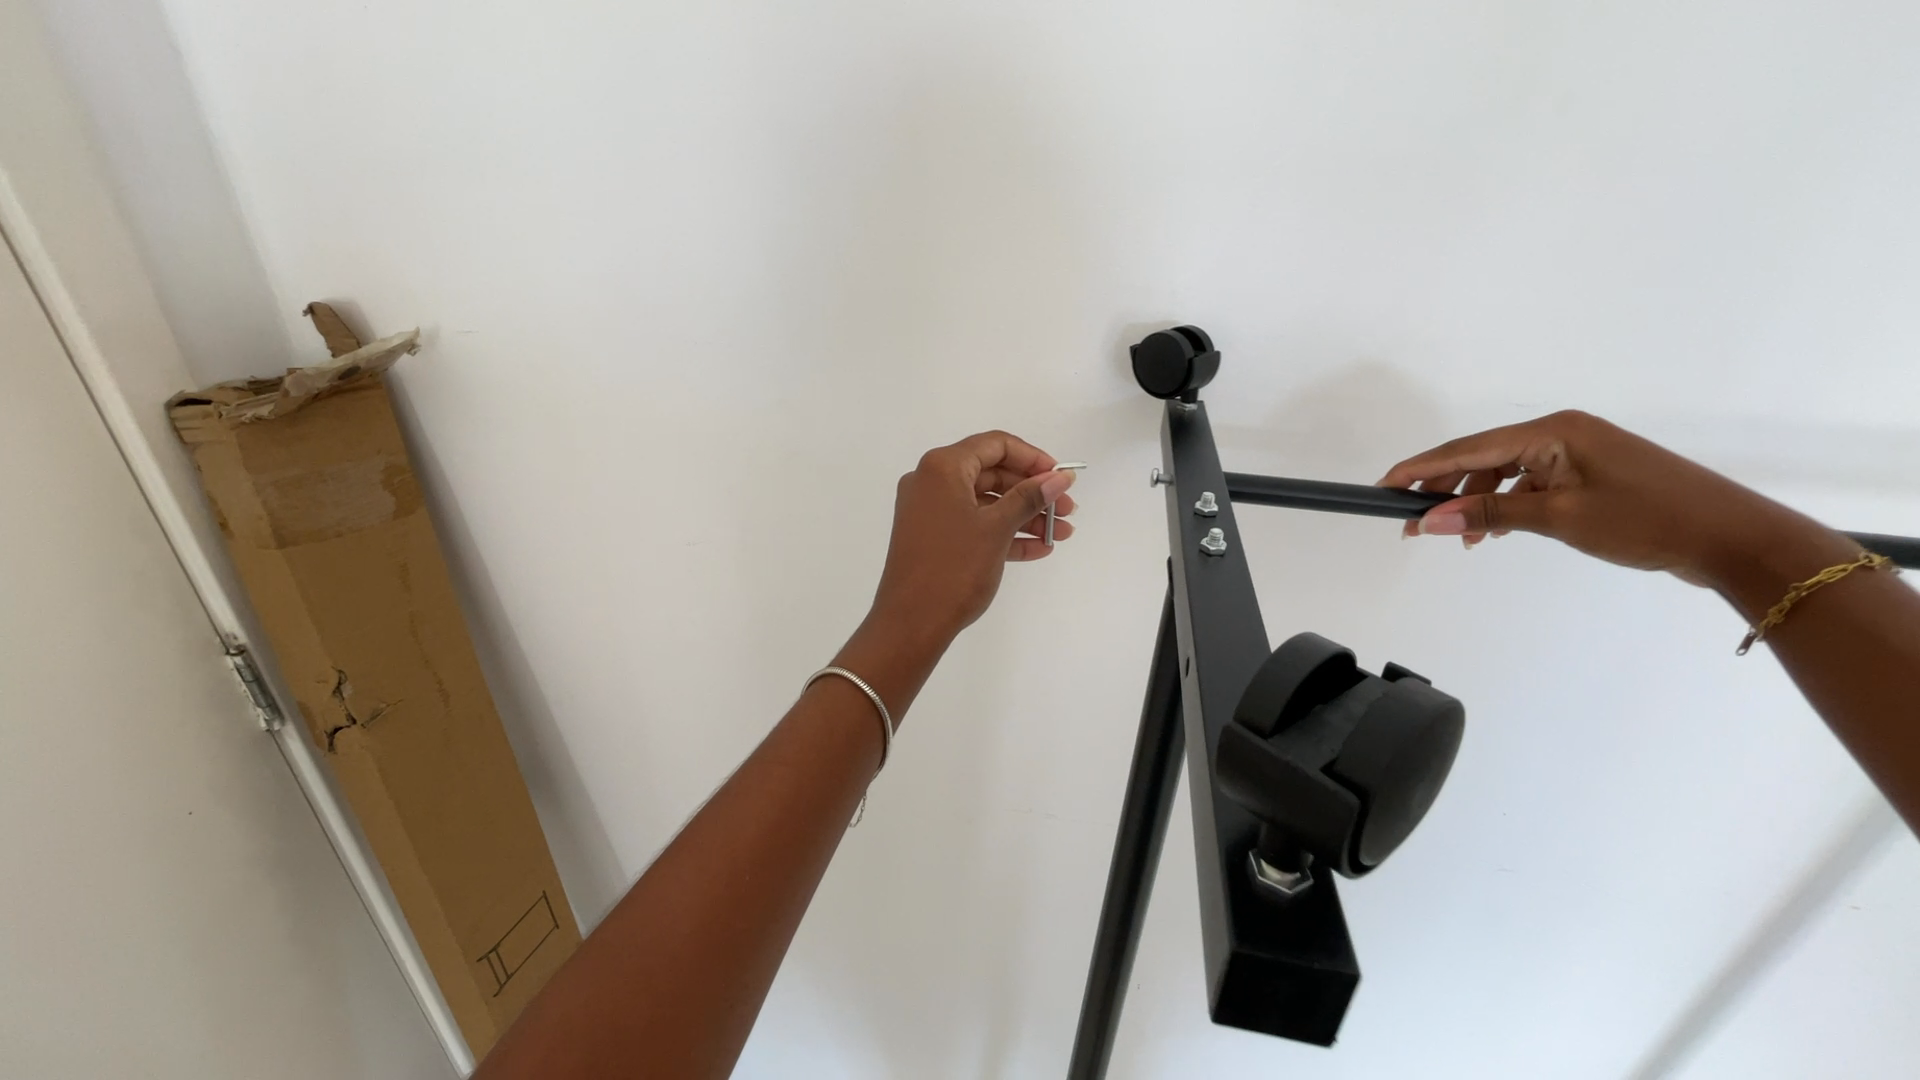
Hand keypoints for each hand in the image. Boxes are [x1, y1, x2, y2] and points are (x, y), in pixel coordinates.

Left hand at [868, 431, 1076, 642]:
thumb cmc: (954, 569)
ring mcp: (930, 511)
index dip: (1033, 458)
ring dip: (1024, 516)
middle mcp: (932, 482)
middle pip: (992, 473)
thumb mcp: (997, 529)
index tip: (1060, 477)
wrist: (911, 623)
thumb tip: (1060, 477)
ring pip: (986, 502)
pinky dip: (1003, 533)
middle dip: (1033, 492)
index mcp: (942, 468)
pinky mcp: (933, 537)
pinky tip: (1038, 549)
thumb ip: (1030, 497)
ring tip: (1060, 534)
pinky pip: (974, 524)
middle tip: (1067, 510)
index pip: (995, 445)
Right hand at [1377, 410, 1846, 587]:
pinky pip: (1528, 484)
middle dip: (1443, 489)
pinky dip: (1505, 506)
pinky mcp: (1588, 475)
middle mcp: (1560, 433)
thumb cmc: (1648, 520)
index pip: (1468, 447)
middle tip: (1410, 522)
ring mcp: (1577, 454)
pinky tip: (1494, 531)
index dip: (1420, 468)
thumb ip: (1488, 515)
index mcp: (1552, 431)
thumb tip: (1427, 521)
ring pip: (1503, 473)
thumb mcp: (1559, 518)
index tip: (1382, 487)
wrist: (1733, 539)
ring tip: (1458, 538)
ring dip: (1475, 503)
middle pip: (1481, 457)